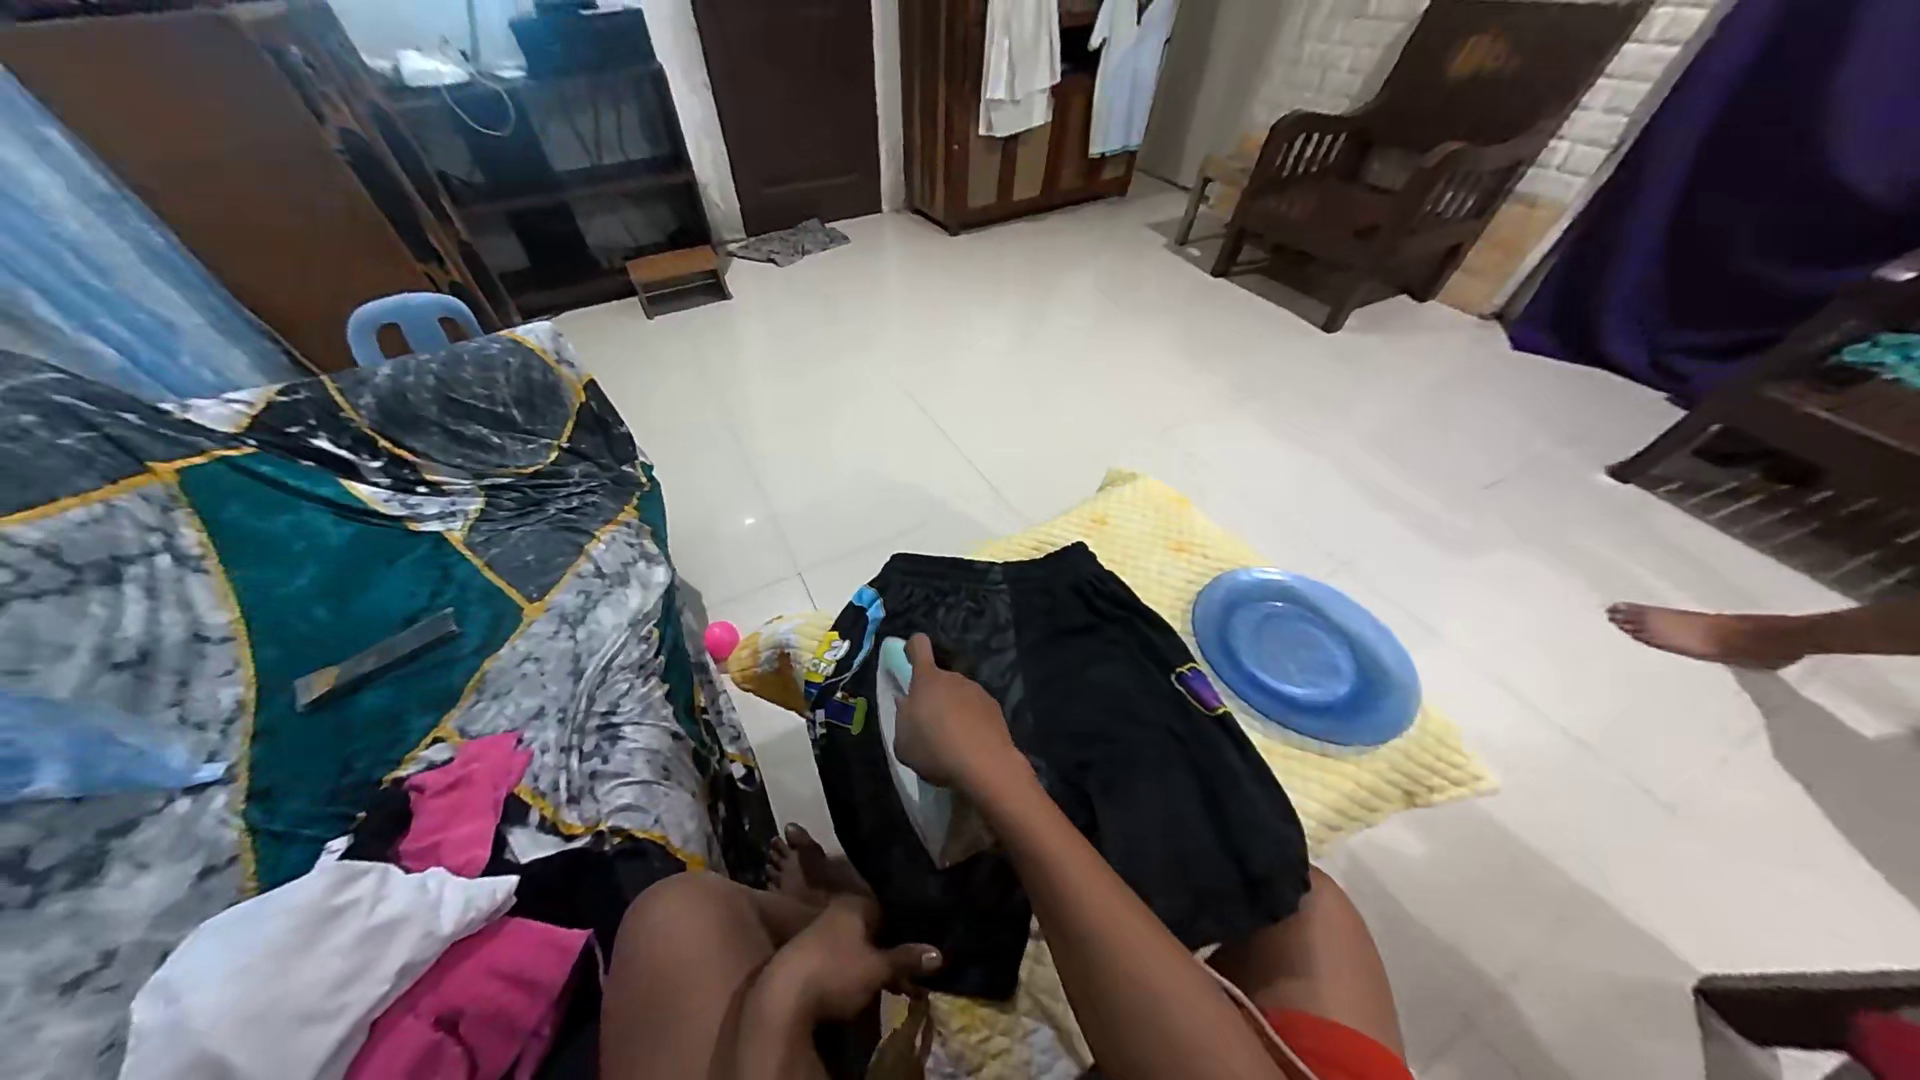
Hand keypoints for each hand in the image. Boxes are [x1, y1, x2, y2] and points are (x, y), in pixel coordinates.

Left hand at [762, 894, 940, 1020]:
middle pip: (872, 926)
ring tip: (895, 985)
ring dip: (874, 962)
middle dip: (891, 947)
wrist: (782, 997)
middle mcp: (837, 910)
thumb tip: (939, 953)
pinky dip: (856, 970)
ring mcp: (820, 932)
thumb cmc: (835, 971)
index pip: (887, 906)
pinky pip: (842, 957)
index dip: (905, 926)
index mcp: (854, 902)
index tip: (921, 942)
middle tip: (911, 970)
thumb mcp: (877, 968)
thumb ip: (906, 958)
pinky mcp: (809, 956)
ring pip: (857, 944)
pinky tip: (866, 987)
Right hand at [894, 633, 1024, 792]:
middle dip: (933, 695)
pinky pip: (976, 708)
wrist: (984, 765)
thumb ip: (903, 717)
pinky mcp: (994, 707)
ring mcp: (977, 691)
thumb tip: (907, 703)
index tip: (910, 660)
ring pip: (959, 694)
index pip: (919, 645)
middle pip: (940, 678)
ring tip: (951, 740)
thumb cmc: (934, 749)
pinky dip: (972, 720)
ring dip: (953, 709)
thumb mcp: (903, 741)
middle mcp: (954, 678)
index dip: (913, 648)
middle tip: (929, 725)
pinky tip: (971, 744)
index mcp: (927, 679)